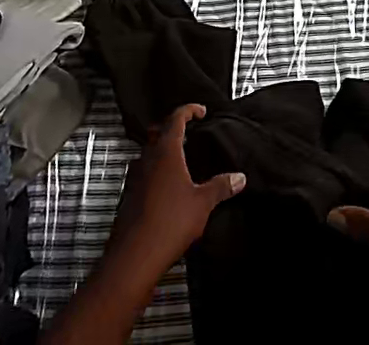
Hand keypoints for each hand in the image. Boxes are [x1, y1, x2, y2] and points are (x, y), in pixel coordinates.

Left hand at [105, 103, 245, 277]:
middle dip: (172, 127)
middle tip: (188, 130)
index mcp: (165, 152)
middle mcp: (147, 159)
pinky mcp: (129, 196)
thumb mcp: (202, 203)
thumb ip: (221, 186)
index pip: (175, 119)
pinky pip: (143, 173)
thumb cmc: (168, 223)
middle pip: (157, 132)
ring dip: (162, 149)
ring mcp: (135, 178)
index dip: (189, 110)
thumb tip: (239, 177)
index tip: (200, 111)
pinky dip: (155, 170)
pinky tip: (167, 186)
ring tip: (180, 158)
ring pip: (148, 152)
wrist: (134, 257)